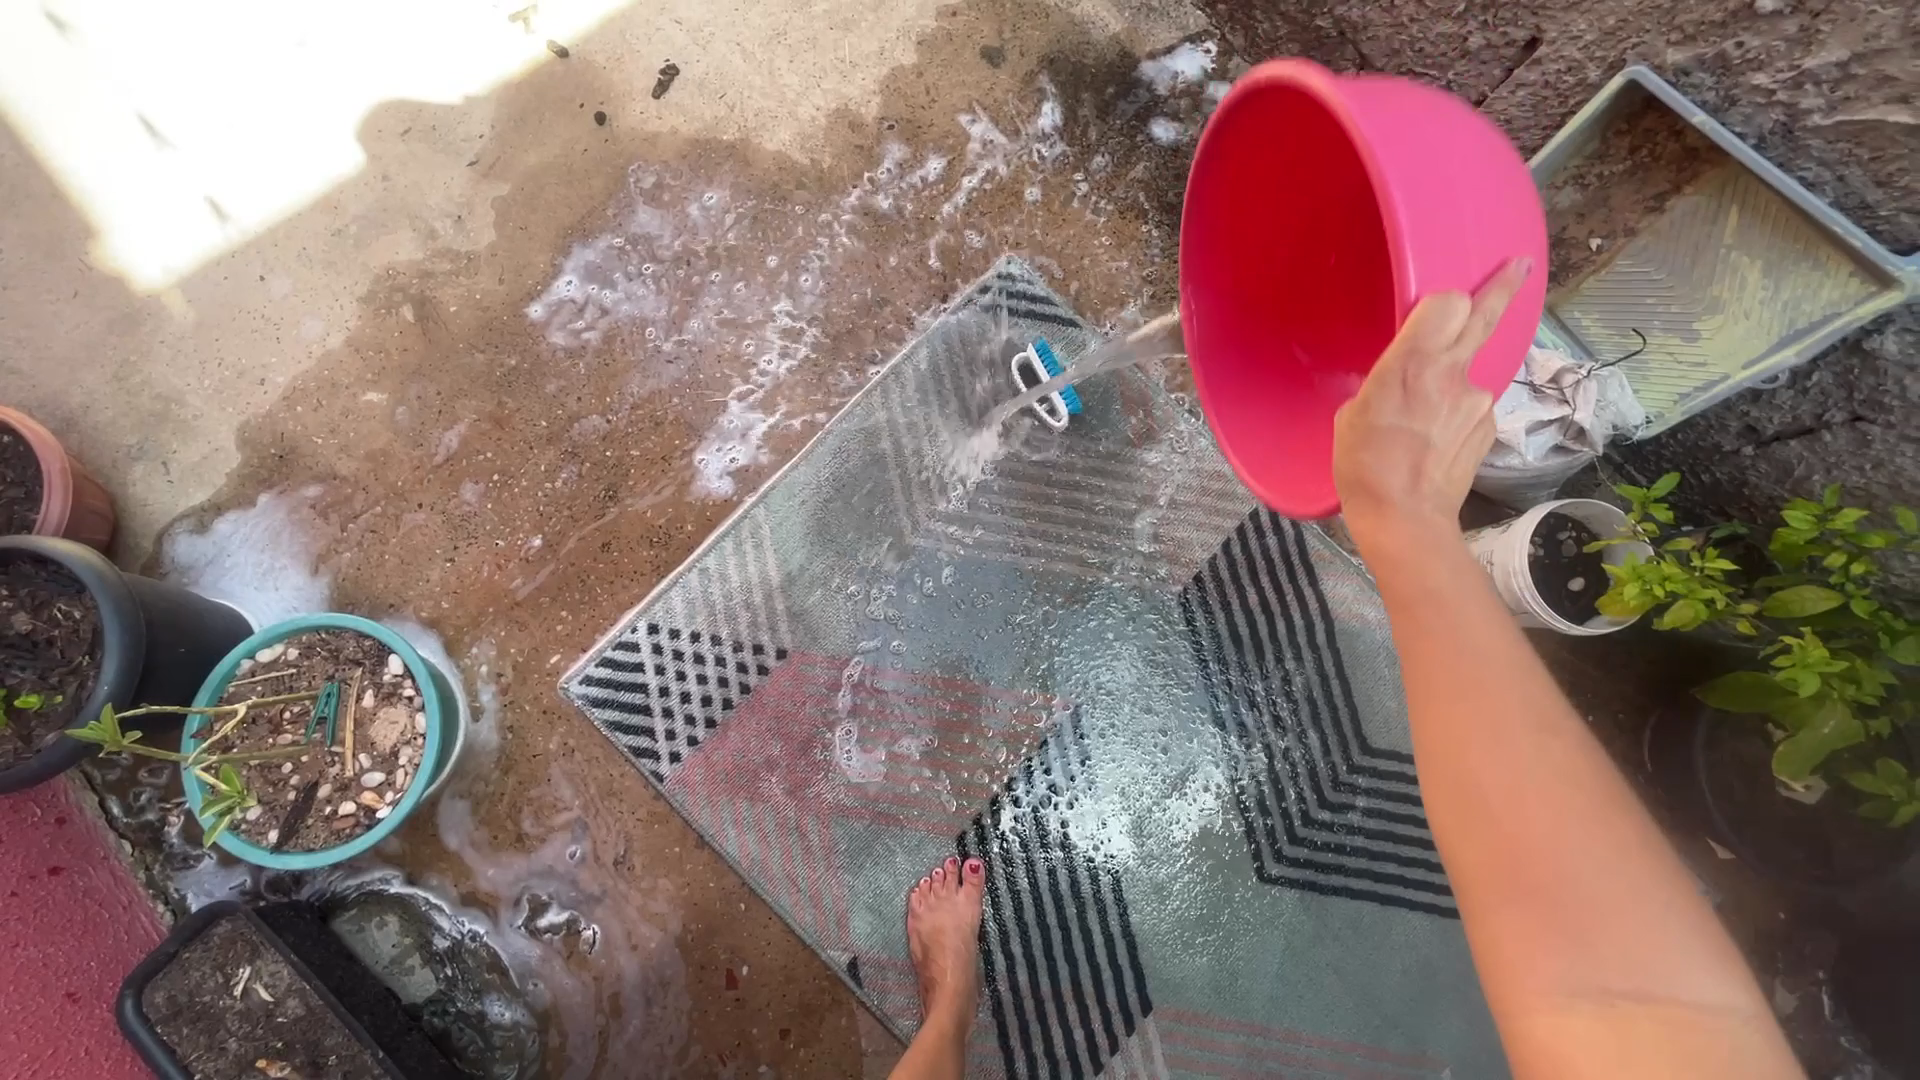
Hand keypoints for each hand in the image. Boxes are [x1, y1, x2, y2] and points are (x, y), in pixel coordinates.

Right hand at [1333, 257, 1531, 554]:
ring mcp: (1478, 401)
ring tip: (1424, 419)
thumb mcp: (1351, 416)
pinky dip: (1457, 415)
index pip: (1448, 302)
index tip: (1441, 303)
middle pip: (1485, 315)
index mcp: (1412, 363)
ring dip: (1454, 381)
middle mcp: (1454, 373)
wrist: (1404, 516)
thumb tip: (1400, 384)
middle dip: (1503, 287)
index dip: (1443, 302)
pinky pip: (1472, 407)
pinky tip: (1435, 442)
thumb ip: (1382, 386)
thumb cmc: (1362, 466)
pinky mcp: (1489, 427)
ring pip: (1470, 372)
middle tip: (1517, 266)